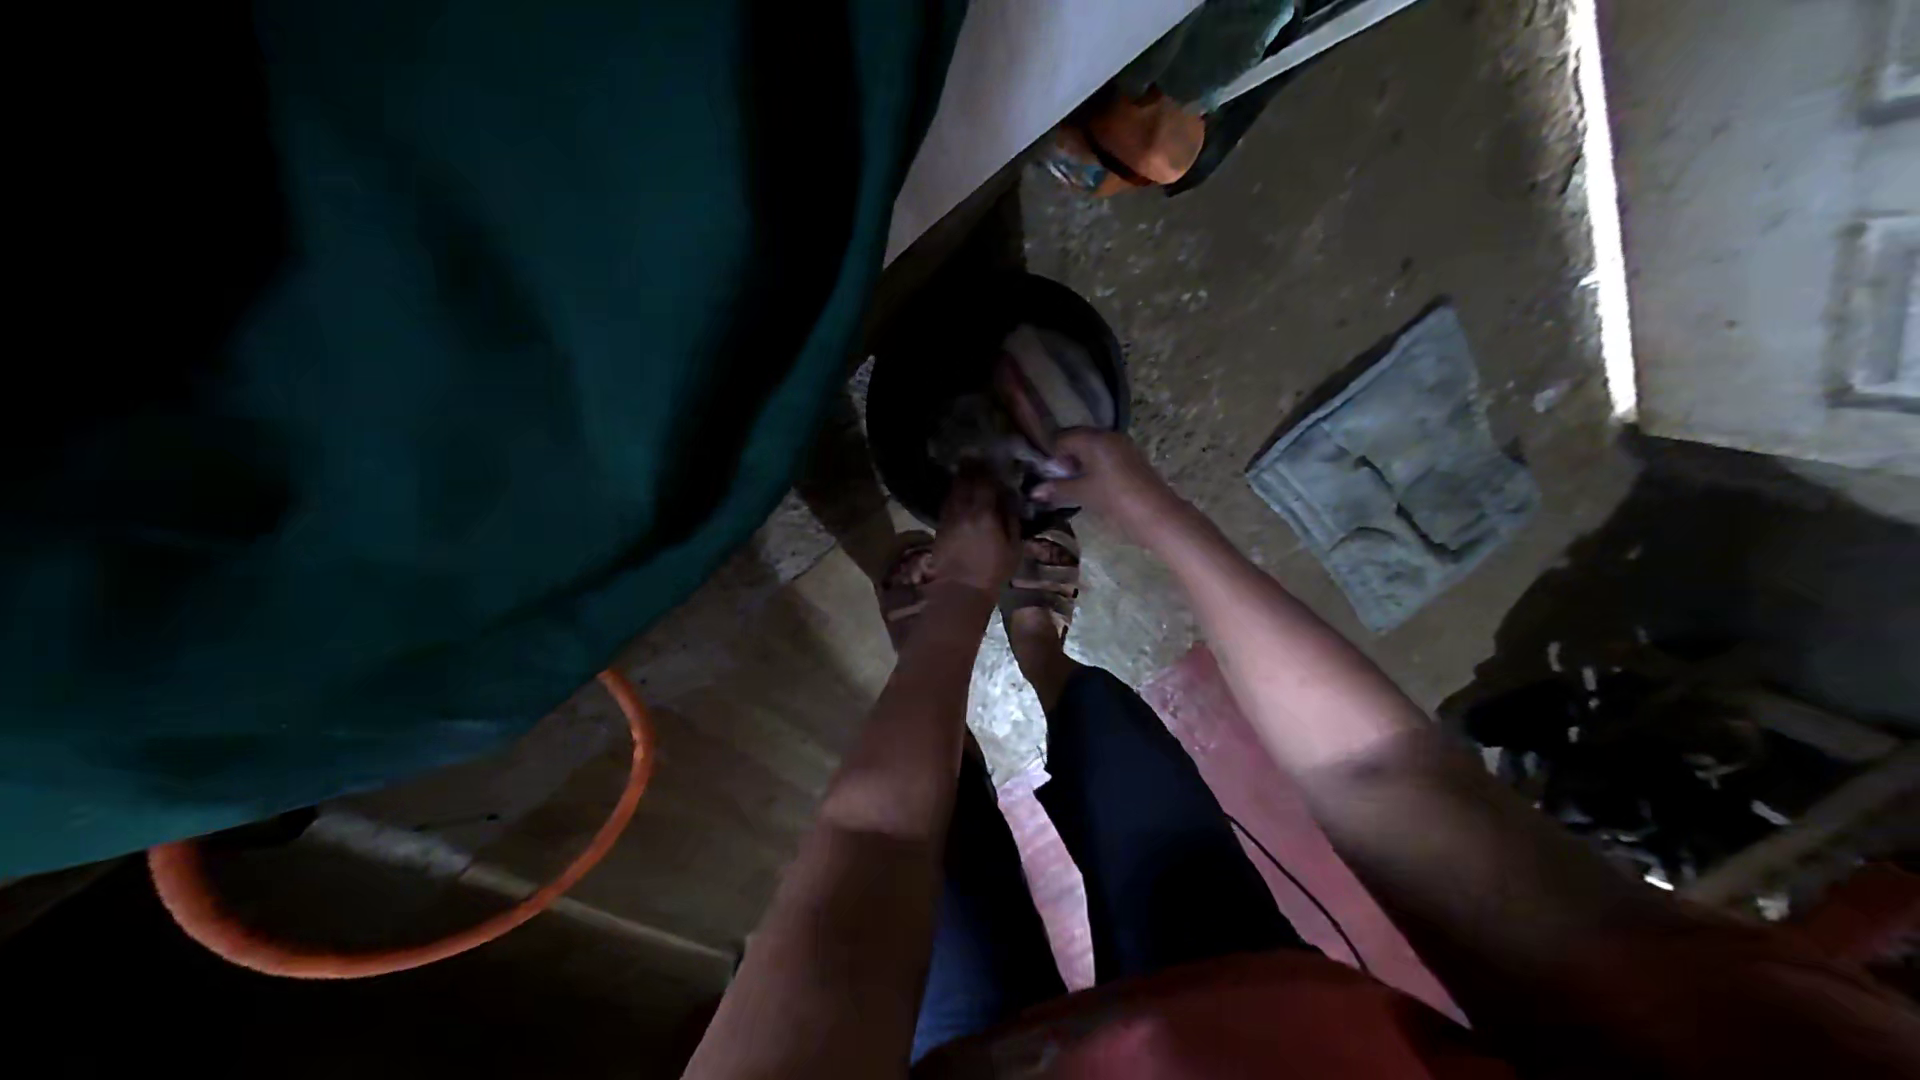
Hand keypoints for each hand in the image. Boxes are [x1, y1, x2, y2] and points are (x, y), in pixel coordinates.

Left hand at [930, 471, 1018, 593]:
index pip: (985, 482)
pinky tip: (958, 492)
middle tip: (975, 457)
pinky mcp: (940, 526)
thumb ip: (1011, 519)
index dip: (988, 468)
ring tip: (965, 469)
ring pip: (953, 490)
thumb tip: (1009, 499)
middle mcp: (964, 510)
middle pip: (965, 481)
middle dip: (971, 468)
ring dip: (960, 478)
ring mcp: (949, 517)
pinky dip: (953, 494)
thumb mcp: (1013, 547)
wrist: (961, 590)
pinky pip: (947, 503)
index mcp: (984, 513)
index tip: (991, 459)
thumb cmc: (993, 571)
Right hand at [1034, 429, 1186, 545]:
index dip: (1050, 455)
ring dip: (1080, 464)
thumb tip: (1033, 491)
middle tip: (1057, 480)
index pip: (1062, 438)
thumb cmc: (1114, 499)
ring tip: (1073, 485)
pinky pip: (1106, 456)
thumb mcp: (1082, 493)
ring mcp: (1123, 446)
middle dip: (1065, 458)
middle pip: (1078, 440)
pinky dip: (1094, 467)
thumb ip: (1057, 488)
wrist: (1156, 514)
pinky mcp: (1132, 459)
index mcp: (1094, 439)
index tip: (1045, 475)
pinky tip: (1091, 486)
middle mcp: (1109, 436)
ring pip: (1093, 449)